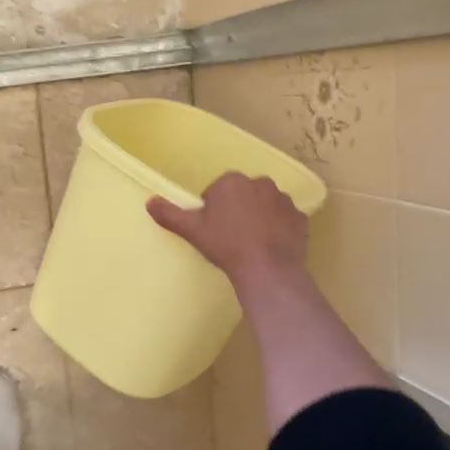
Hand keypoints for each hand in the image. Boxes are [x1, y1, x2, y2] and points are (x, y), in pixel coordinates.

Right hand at [146, 172, 309, 284]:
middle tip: (230, 236)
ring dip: (259, 217)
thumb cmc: (226, 245)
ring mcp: (284, 199)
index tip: (213, 230)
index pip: (216, 191)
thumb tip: (149, 202)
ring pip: (265, 205)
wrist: (267, 268)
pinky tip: (270, 247)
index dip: (212, 210)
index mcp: (231, 181)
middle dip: (237, 209)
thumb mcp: (192, 230)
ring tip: (251, 243)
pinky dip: (279, 228)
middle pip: (242, 195)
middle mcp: (260, 183)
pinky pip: (285, 220)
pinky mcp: (300, 218)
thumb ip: (170, 214)